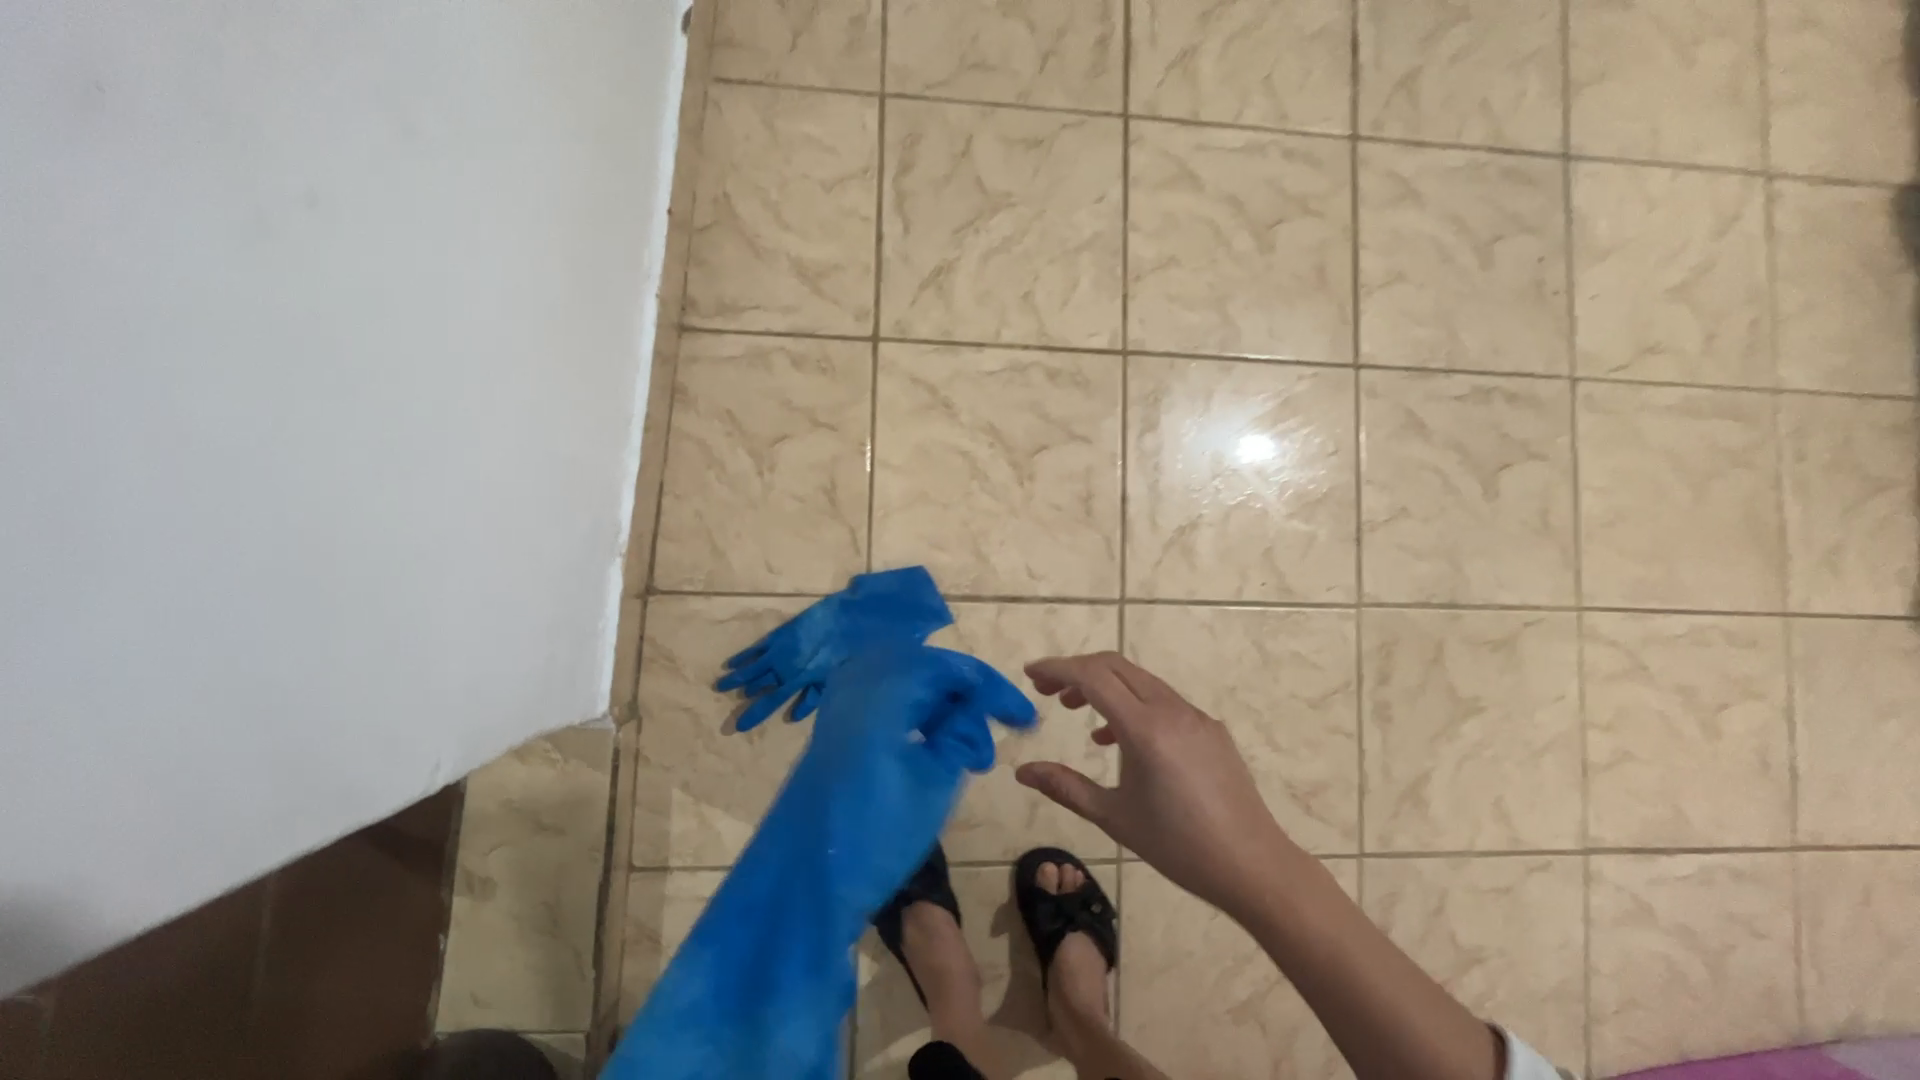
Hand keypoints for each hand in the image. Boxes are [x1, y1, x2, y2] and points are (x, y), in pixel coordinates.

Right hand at [1015, 652, 1297, 921]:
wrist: (1253, 865)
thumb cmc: (1178, 846)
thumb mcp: (1113, 817)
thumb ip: (1065, 786)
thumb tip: (1022, 772)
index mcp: (1146, 729)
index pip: (1093, 676)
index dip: (1057, 669)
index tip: (1030, 674)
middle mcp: (1172, 711)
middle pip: (1116, 667)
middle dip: (1077, 671)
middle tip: (1046, 691)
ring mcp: (1196, 717)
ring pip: (1141, 681)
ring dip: (1104, 686)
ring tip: (1075, 710)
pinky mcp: (1211, 730)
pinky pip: (1163, 701)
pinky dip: (1132, 704)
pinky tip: (1118, 739)